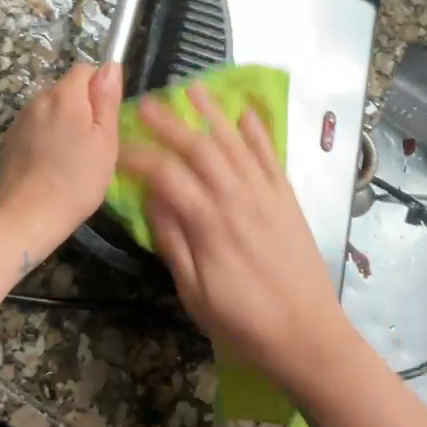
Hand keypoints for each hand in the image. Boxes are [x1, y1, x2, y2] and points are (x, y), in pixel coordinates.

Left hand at [0, 62, 122, 260]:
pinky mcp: (10, 137)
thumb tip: (111, 65)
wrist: (27, 214)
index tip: (106, 119)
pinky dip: (46, 136)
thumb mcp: (105, 141)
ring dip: (63, 121)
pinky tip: (51, 163)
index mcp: (64, 94)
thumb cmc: (76, 180)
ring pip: (51, 107)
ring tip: (72, 156)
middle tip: (93, 143)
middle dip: (81, 106)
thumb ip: (107, 99)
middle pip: (66, 88)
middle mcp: (39, 97)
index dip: (99, 88)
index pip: (85, 69)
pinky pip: (36, 125)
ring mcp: (21, 117)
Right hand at [119, 84, 343, 378]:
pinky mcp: (287, 199)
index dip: (139, 157)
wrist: (309, 338)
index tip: (117, 148)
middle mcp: (238, 199)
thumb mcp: (194, 293)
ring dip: (212, 114)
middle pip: (199, 148)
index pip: (166, 175)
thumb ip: (172, 242)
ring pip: (235, 143)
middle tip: (144, 105)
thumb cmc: (244, 322)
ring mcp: (266, 195)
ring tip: (191, 89)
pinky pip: (271, 157)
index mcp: (209, 224)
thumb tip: (151, 199)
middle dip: (169, 123)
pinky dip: (258, 132)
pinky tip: (245, 112)